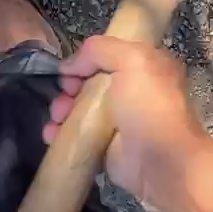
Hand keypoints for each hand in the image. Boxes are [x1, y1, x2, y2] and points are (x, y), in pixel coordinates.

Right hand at [46, 36, 212, 200]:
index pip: (110, 55)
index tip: (71, 71)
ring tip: (57, 116)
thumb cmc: (149, 106)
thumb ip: (100, 50)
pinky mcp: (107, 147)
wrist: (161, 161)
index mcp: (147, 67)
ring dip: (62, 110)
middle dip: (71, 87)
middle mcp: (134, 91)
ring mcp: (120, 121)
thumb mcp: (132, 61)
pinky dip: (61, 133)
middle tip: (64, 95)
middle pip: (91, 82)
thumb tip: (70, 65)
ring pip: (81, 109)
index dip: (87, 60)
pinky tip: (51, 133)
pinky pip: (78, 135)